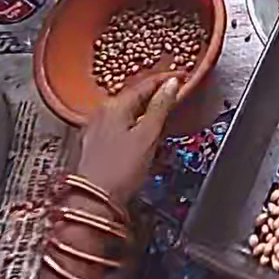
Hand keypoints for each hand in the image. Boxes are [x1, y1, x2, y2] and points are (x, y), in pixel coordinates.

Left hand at [70, 68, 180, 202]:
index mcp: (115, 105)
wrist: (94, 202)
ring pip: (127, 109)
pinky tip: (144, 128)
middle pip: (134, 95)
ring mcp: (97, 127)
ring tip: (165, 108)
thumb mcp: (147, 136)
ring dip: (147, 107)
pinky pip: (121, 122)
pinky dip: (137, 120)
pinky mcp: (97, 143)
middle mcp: (103, 112)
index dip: (166, 79)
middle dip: (156, 91)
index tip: (184, 76)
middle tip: (177, 91)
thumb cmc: (122, 169)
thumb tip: (172, 84)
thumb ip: (161, 107)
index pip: (145, 84)